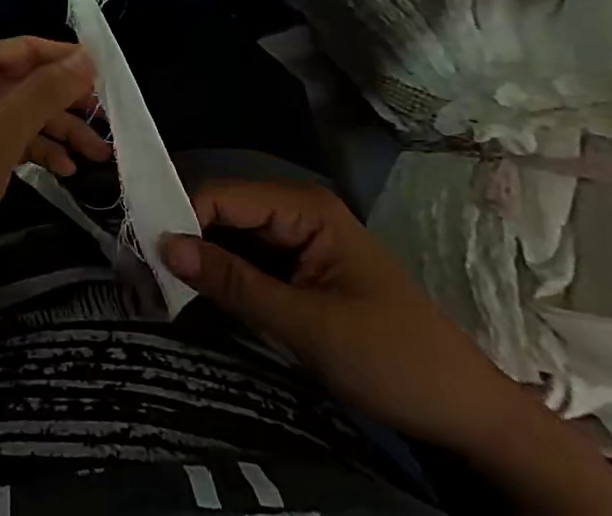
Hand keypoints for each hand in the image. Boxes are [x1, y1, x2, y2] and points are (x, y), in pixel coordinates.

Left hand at [0, 37, 106, 278]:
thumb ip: (41, 95)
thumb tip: (86, 58)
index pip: (21, 50)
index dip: (64, 57)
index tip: (110, 75)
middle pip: (28, 82)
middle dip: (68, 100)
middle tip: (110, 120)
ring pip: (28, 114)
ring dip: (63, 130)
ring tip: (100, 155)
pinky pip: (19, 141)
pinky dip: (44, 151)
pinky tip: (68, 170)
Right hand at [159, 178, 531, 453]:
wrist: (468, 414)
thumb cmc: (395, 361)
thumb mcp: (307, 325)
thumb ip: (232, 282)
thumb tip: (162, 246)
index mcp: (305, 209)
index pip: (221, 197)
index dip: (179, 217)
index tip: (143, 251)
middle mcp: (296, 213)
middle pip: (220, 212)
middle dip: (184, 237)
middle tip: (143, 269)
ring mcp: (295, 240)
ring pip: (226, 236)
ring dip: (197, 258)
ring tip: (157, 282)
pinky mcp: (293, 268)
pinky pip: (242, 259)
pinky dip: (217, 275)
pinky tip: (192, 292)